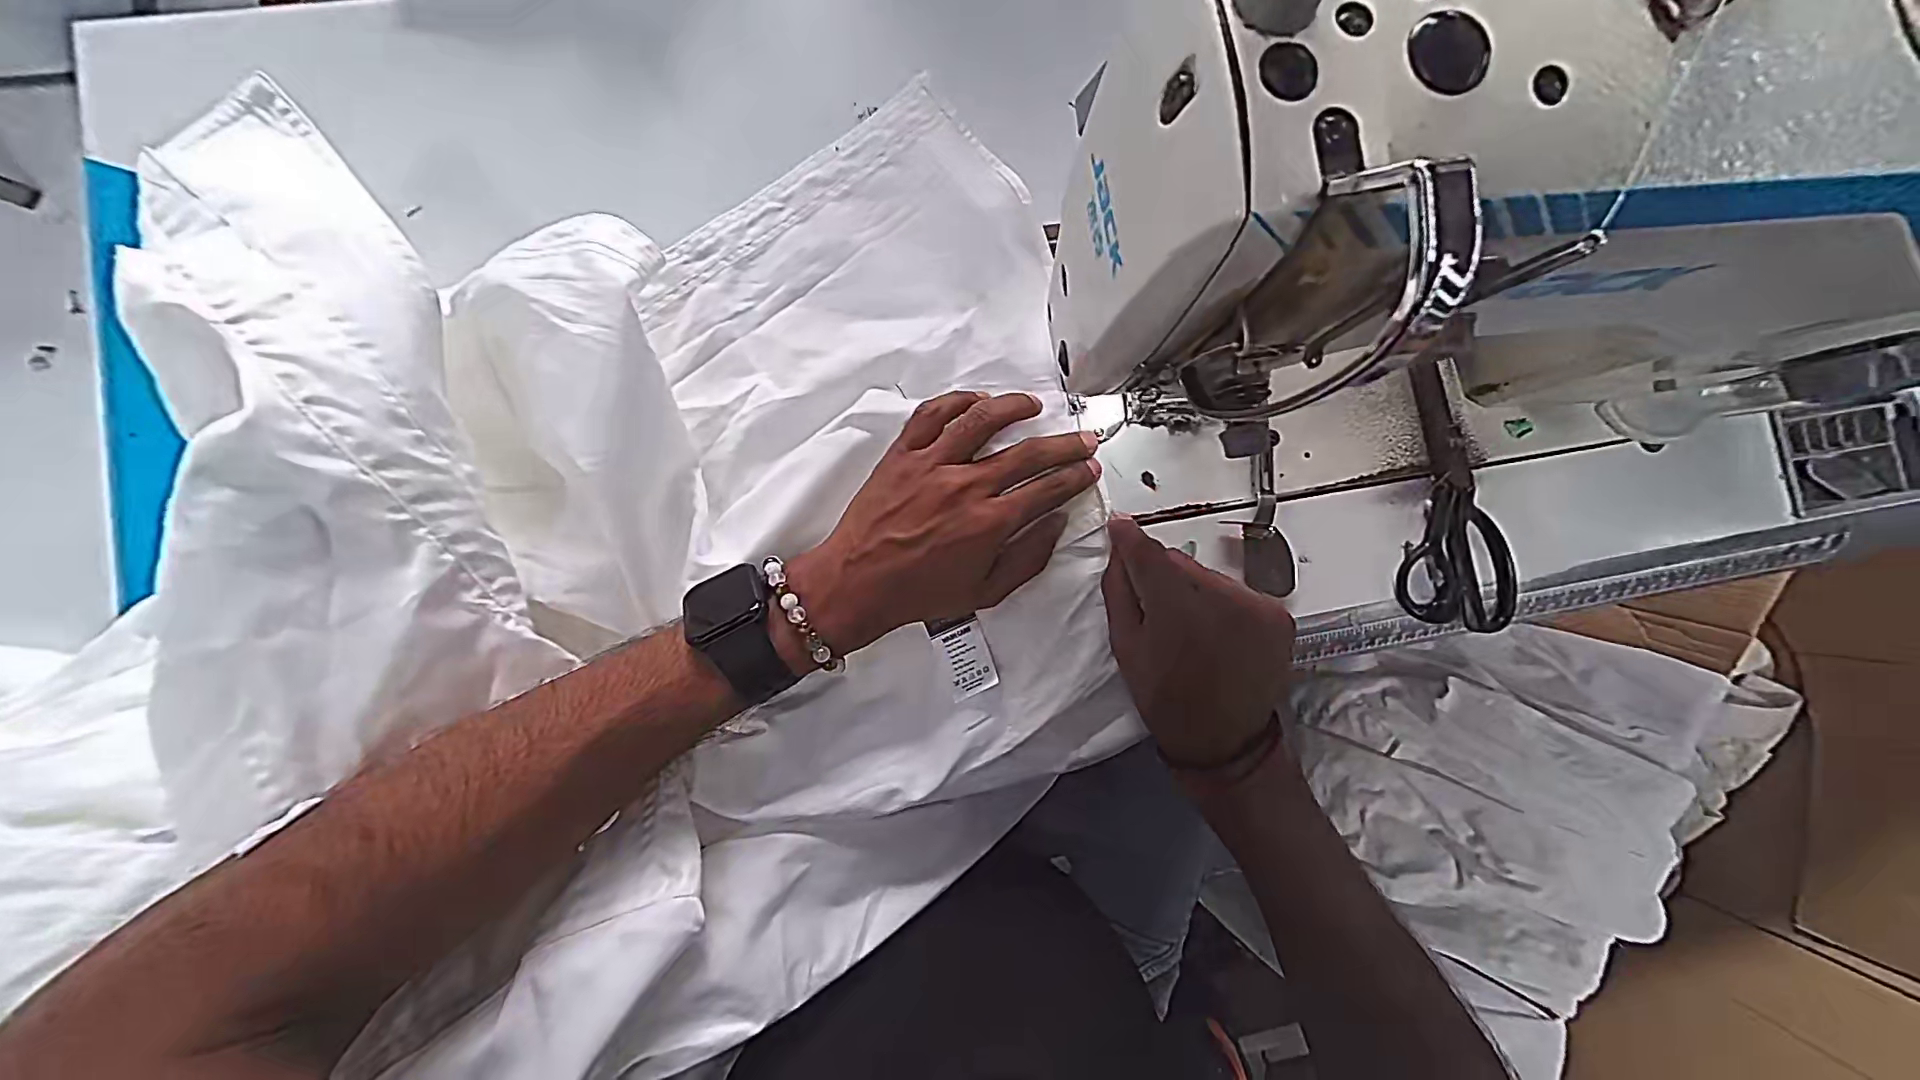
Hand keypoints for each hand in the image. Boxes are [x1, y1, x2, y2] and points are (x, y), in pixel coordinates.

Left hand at [779, 391, 1101, 662]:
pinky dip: (958, 401)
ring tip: (1033, 406)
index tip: (1086, 470)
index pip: (1048, 488)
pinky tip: (975, 401)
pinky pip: (933, 415)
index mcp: (989, 523)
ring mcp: (932, 466)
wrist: (857, 584)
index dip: (1075, 476)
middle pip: (1029, 452)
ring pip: (983, 420)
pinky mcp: (903, 455)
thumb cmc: (915, 591)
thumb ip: (1028, 558)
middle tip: (1080, 440)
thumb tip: (1055, 527)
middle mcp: (965, 487)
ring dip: (1016, 407)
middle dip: (1065, 444)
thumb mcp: (985, 591)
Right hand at [1102, 516, 1296, 765]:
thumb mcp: (1125, 647)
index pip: (1148, 552)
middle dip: (1163, 575)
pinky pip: (1237, 592)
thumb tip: (1118, 549)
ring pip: (1208, 575)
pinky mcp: (1277, 615)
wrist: (1223, 740)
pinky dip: (1223, 603)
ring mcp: (1255, 605)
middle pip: (1180, 563)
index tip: (1119, 525)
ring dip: (1194, 589)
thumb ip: (1119, 591)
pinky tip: (1215, 631)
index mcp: (1176, 607)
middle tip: (1155, 605)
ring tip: (1189, 626)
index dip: (1129, 537)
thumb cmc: (1165, 698)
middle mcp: (1221, 597)